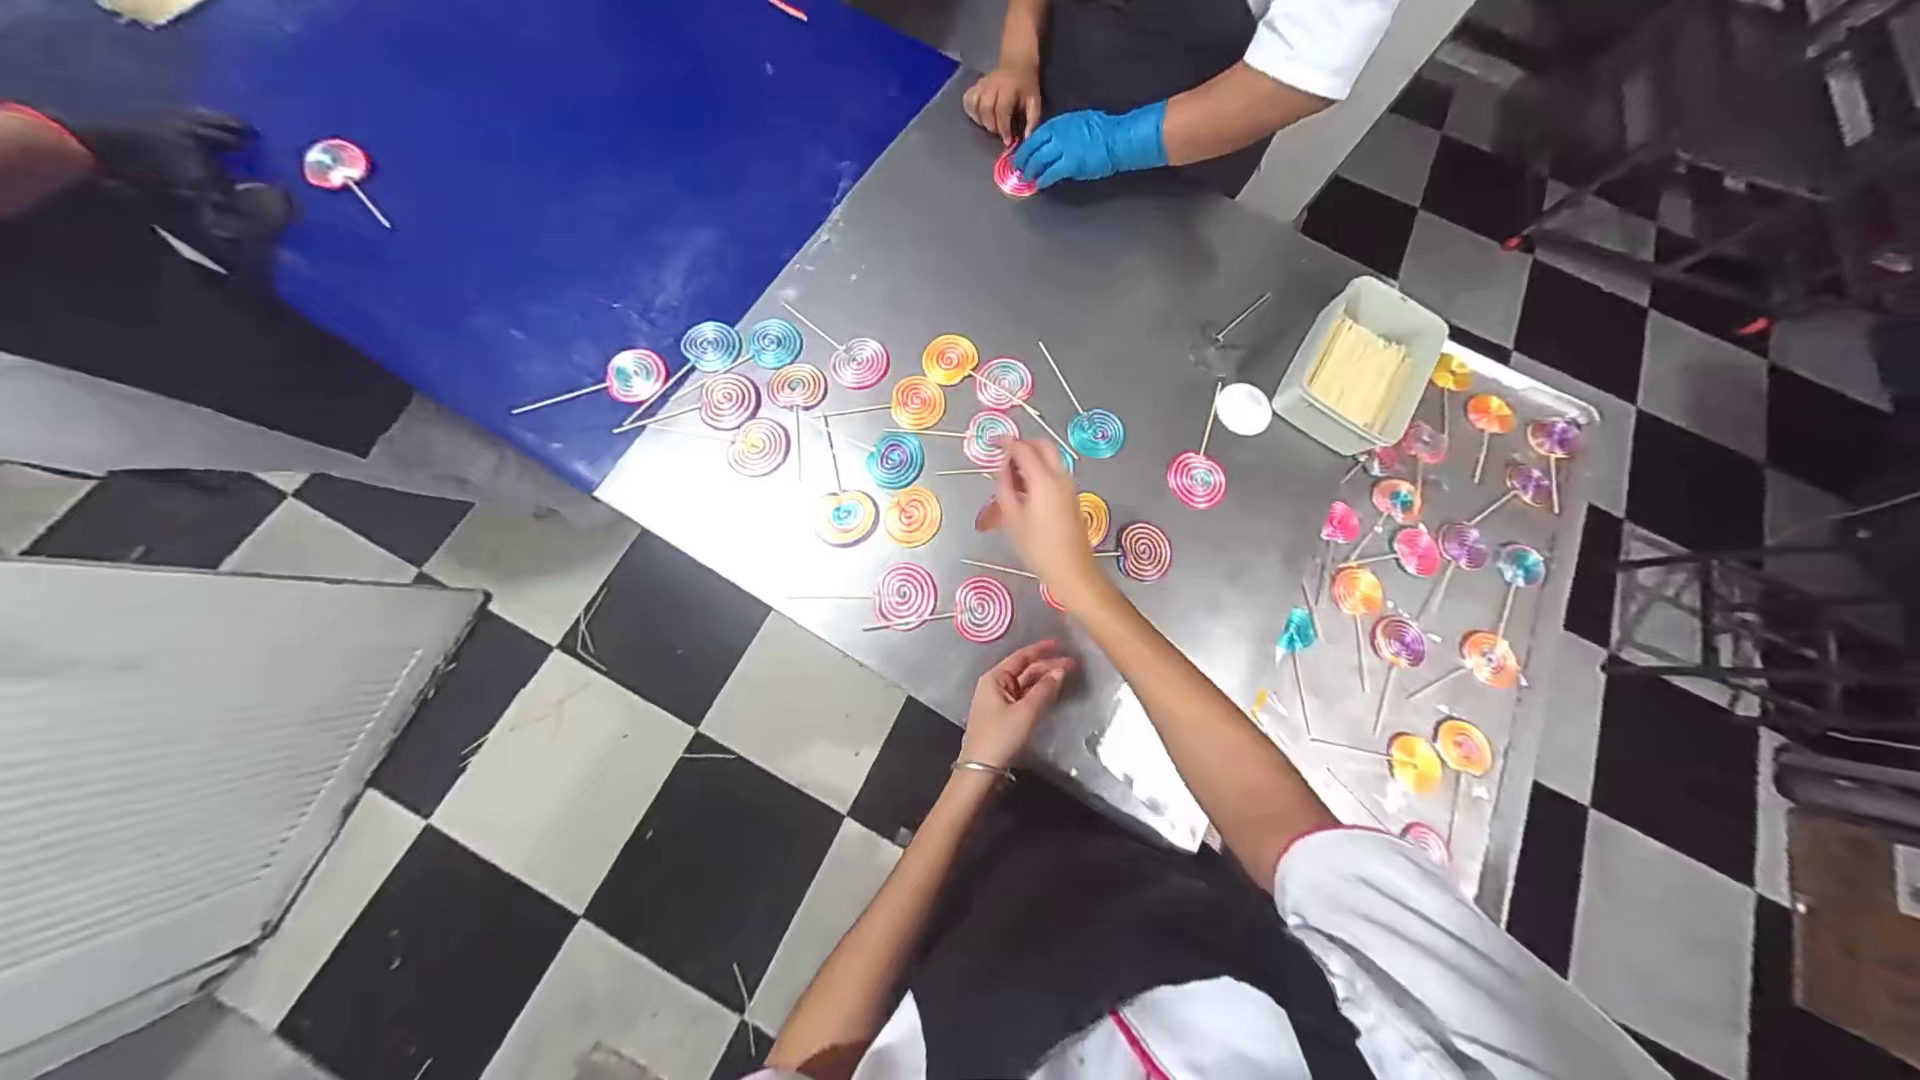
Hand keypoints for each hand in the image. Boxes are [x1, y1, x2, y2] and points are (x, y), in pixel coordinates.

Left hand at [960, 639, 1077, 767]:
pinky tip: (1052, 692)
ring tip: (1067, 676)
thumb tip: (1060, 671)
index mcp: (995, 678)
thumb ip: (1044, 690)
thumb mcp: (1025, 712)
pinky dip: (1038, 694)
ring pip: (1025, 685)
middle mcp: (995, 685)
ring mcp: (999, 701)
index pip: (1021, 657)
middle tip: (1073, 664)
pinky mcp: (1003, 715)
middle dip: (1048, 666)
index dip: (1041, 650)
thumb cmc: (1000, 736)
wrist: (981, 769)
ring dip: (1044, 680)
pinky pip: (1023, 698)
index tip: (1060, 644)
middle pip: (1025, 670)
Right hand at [963, 65, 1041, 144]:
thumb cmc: (1027, 84)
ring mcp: (982, 83)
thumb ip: (1032, 119)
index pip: (1001, 110)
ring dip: (981, 120)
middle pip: (985, 109)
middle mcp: (992, 84)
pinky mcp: (976, 85)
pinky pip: (968, 99)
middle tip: (999, 132)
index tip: (1007, 141)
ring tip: (989, 125)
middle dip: (992, 125)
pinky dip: (971, 110)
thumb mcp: (1035, 100)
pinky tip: (979, 117)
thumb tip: (1027, 138)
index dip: (1004, 128)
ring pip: (974, 104)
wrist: (1017, 61)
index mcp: (1008, 87)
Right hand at [990, 440, 1101, 605]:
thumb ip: (1004, 487)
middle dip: (1023, 445)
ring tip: (1011, 478)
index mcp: (1044, 479)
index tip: (992, 443)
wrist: (1071, 569)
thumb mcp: (1012, 517)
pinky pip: (1054, 472)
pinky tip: (1025, 490)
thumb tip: (1002, 468)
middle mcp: (1060, 476)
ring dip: (1032, 459)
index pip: (1023, 449)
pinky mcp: (1072, 496)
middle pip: (1043, 446)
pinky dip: (1039, 471)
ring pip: (1050, 458)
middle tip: (1004, 458)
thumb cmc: (1037, 547)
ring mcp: (1069, 485)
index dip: (1006, 443)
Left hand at [1011, 102, 1168, 188]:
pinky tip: (1039, 184)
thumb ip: (1064, 130)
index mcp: (1059, 123)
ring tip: (1026, 179)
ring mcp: (1062, 150)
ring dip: (1031, 172)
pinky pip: (1050, 174)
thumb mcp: (1079, 121)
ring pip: (1038, 162)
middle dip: (1023, 161)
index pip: (1035, 136)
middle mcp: (1057, 135)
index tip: (1020, 154)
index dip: (1025, 147)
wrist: (1117, 138)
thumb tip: (1054, 141)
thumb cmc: (1103, 129)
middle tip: (1018, 169)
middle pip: (1033, 149)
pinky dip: (1043, 180)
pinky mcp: (1069, 165)